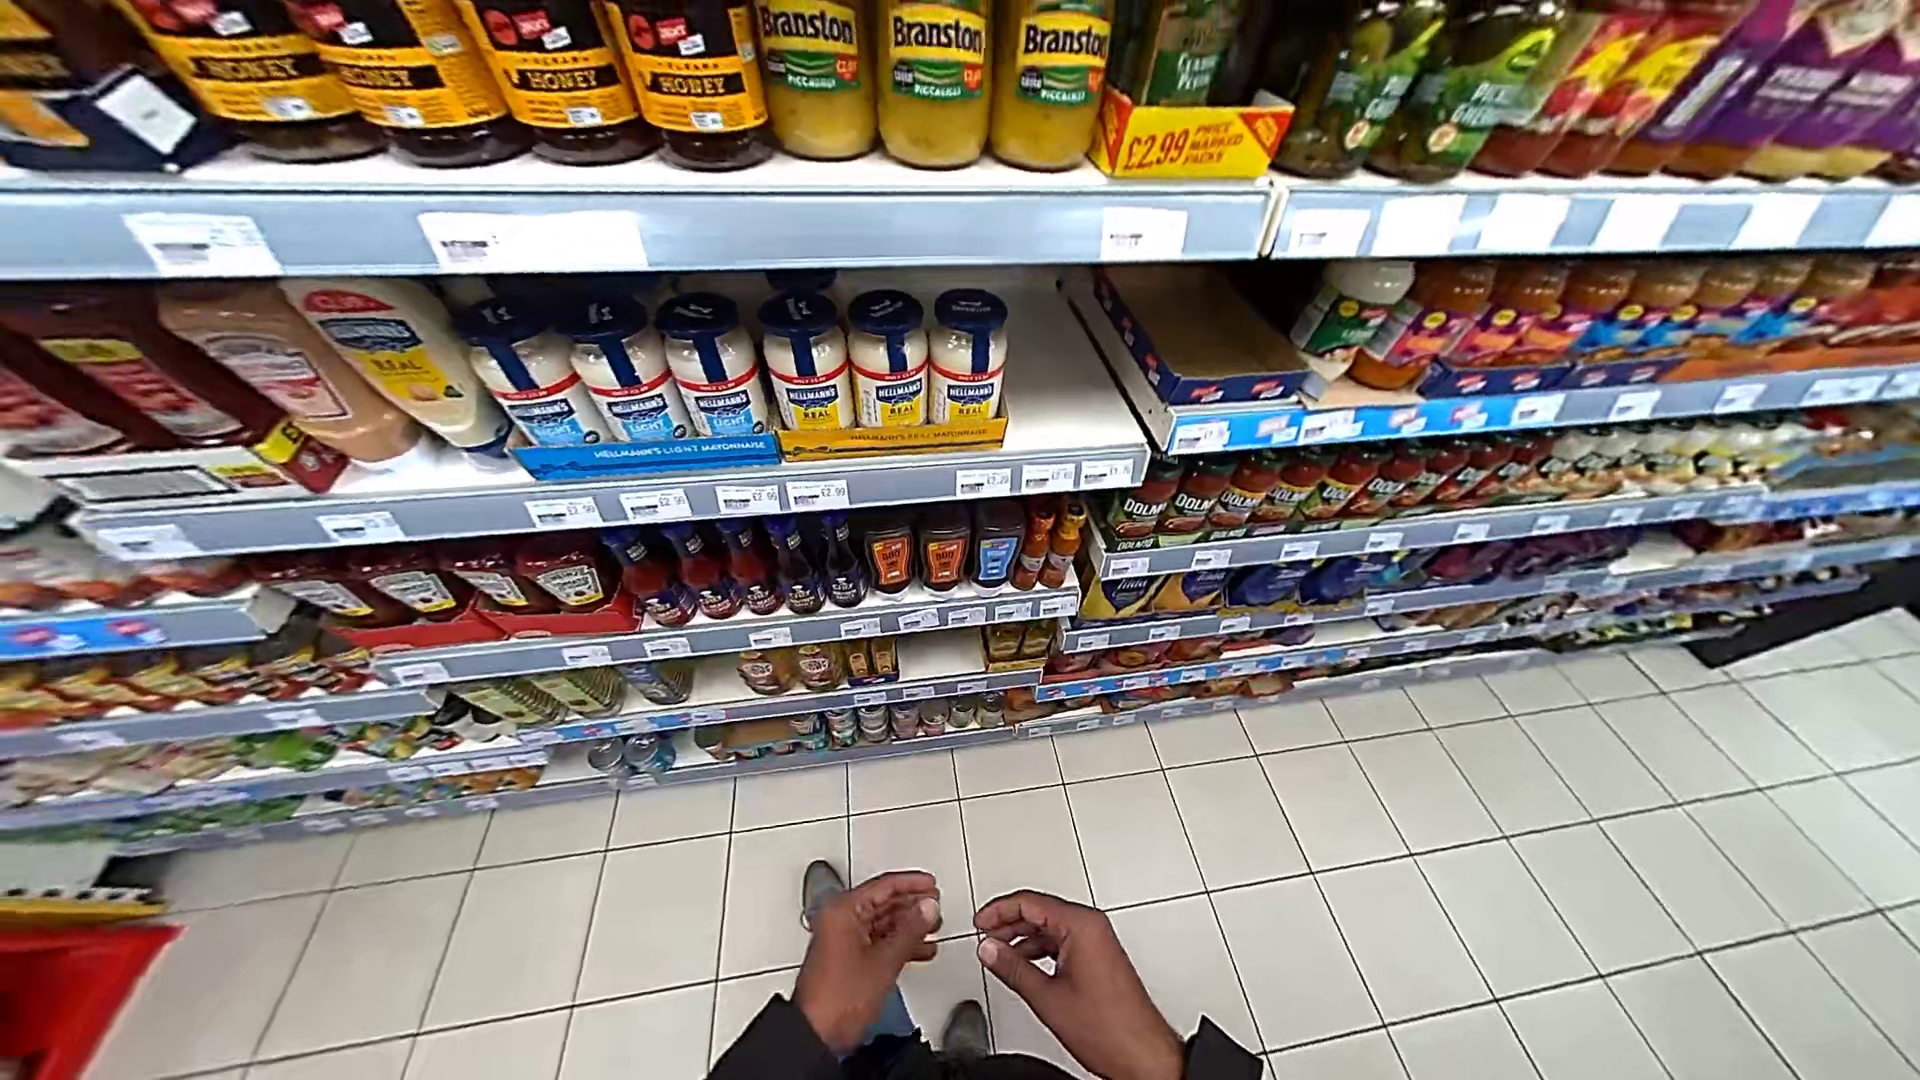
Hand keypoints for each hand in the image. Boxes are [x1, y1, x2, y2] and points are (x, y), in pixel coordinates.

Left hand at [793, 870, 941, 1054]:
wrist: (816, 1037)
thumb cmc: (837, 998)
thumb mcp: (883, 960)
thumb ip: (910, 929)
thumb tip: (927, 906)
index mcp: (844, 910)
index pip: (884, 885)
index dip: (911, 883)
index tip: (930, 883)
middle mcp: (841, 919)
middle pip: (884, 902)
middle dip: (912, 905)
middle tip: (935, 904)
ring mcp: (843, 939)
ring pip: (883, 922)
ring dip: (908, 925)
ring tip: (932, 927)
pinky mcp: (847, 957)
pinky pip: (878, 940)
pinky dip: (898, 943)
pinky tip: (919, 949)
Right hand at [974, 890, 1181, 1079]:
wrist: (1145, 1058)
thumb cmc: (1111, 1030)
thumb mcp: (1048, 998)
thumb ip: (1013, 968)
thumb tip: (989, 948)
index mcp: (1080, 924)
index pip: (1029, 901)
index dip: (999, 910)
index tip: (981, 921)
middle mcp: (1090, 925)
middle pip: (1039, 909)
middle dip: (1008, 922)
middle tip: (985, 934)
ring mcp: (1096, 939)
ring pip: (1049, 925)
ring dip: (1022, 936)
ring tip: (999, 952)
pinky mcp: (1098, 954)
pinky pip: (1061, 940)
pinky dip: (1039, 949)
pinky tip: (1024, 965)